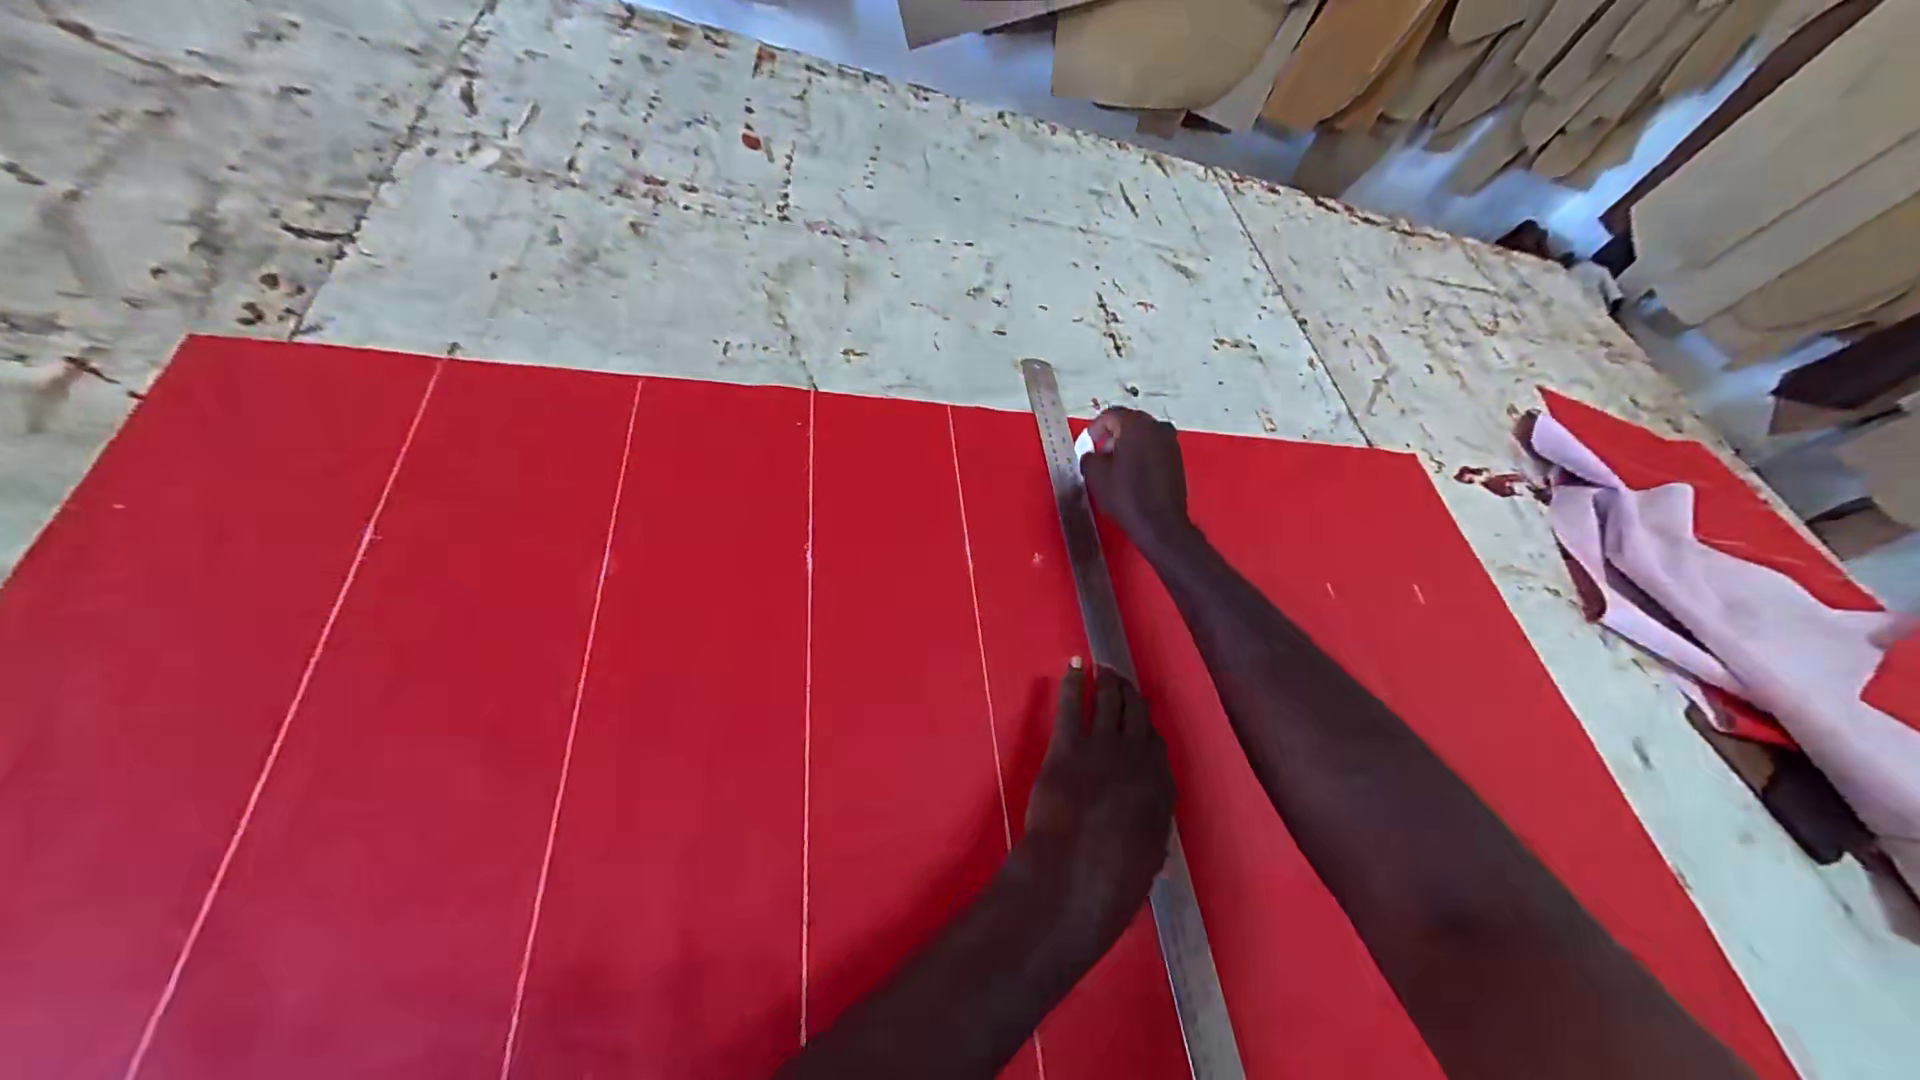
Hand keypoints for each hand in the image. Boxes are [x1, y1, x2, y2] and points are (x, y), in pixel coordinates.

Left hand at [1013, 659, 1174, 950]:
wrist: (1075, 874)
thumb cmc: (1114, 880)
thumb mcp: (1147, 857)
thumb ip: (1148, 831)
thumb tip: (1146, 830)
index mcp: (1161, 787)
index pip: (1157, 745)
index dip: (1147, 728)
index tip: (1141, 718)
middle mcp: (1138, 758)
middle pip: (1136, 714)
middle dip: (1130, 693)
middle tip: (1123, 678)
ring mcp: (1103, 747)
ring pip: (1109, 703)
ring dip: (1108, 681)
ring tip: (1105, 667)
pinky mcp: (1068, 746)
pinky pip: (1072, 705)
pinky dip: (1073, 681)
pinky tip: (1074, 665)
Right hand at [1079, 407, 1192, 548]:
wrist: (1160, 524)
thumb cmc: (1125, 496)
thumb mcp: (1095, 476)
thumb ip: (1089, 457)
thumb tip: (1092, 454)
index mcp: (1136, 426)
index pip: (1111, 415)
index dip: (1094, 428)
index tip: (1087, 445)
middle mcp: (1157, 427)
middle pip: (1129, 422)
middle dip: (1111, 435)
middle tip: (1099, 455)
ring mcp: (1170, 442)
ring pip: (1142, 435)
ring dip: (1126, 445)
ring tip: (1114, 467)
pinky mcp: (1177, 458)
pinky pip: (1153, 448)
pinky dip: (1140, 454)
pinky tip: (1131, 474)